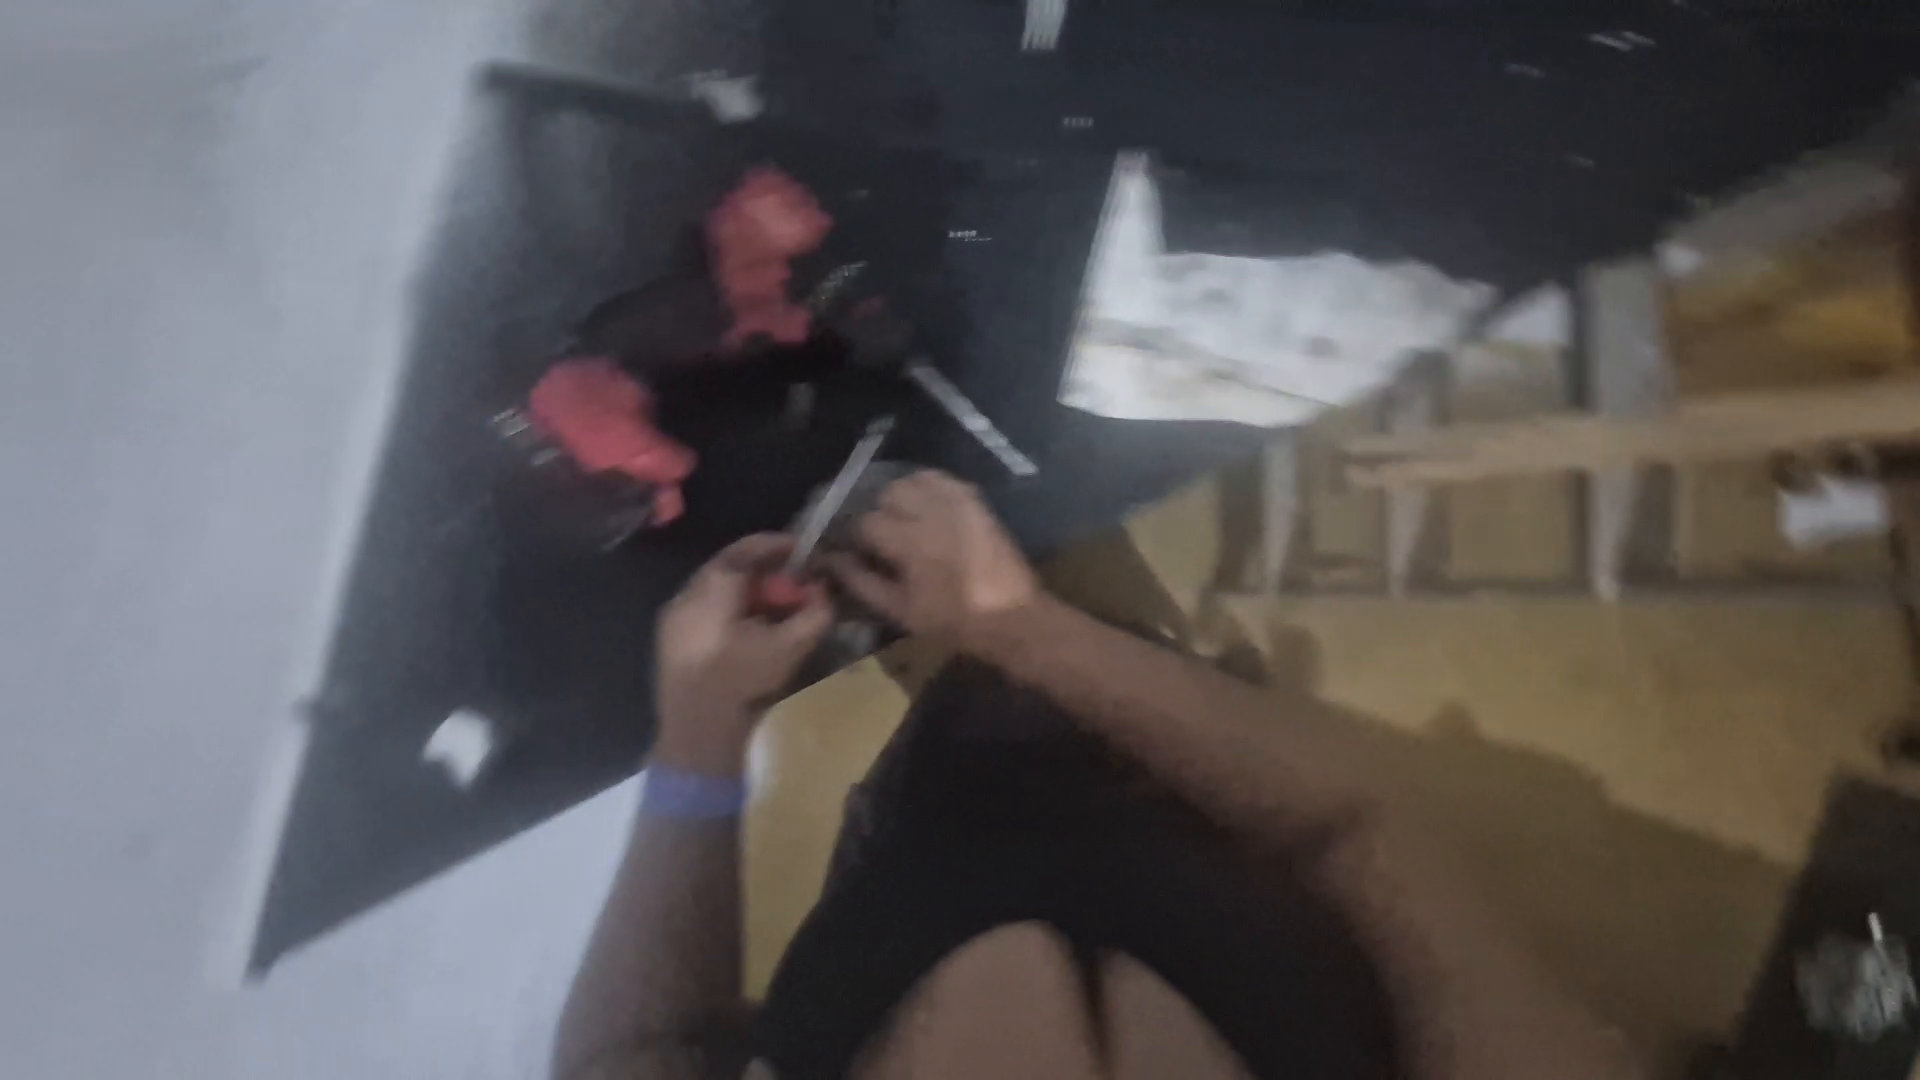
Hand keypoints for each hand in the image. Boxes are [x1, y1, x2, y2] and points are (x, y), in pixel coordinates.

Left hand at [654, 534, 831, 773]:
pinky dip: (728, 605)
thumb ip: (814, 613)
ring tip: (773, 602)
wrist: (698, 735)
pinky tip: (748, 626)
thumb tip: (823, 590)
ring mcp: (672, 618)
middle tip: (790, 578)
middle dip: (761, 567)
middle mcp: (685, 597)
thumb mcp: (790, 649)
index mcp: (710, 594)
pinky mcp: (669, 638)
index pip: (742, 552)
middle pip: (726, 567)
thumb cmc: (744, 686)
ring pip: (713, 587)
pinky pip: (703, 607)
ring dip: (745, 587)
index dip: (773, 545)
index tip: (799, 548)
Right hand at [828, 470, 1039, 651]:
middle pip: (887, 493)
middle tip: (883, 538)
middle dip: (879, 512)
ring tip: (904, 521)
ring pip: (912, 479)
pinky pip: (941, 479)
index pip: (866, 522)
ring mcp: (958, 502)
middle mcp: (933, 512)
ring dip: (902, 497)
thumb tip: (833, 559)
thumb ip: (862, 581)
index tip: (856, 550)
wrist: (1012, 617)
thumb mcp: (900, 611)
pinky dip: (927, 488)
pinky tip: (926, 509)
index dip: (855, 536)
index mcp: (912, 542)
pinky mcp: (975, 501)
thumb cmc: (953, 621)